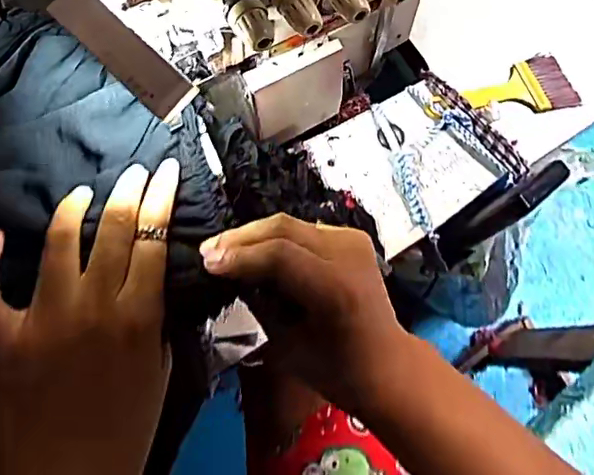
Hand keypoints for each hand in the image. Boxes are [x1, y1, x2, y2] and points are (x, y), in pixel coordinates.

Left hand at [0, 158, 179, 474]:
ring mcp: (43, 322)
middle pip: (116, 229)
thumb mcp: (161, 366)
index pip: (154, 236)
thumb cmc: (126, 429)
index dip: (162, 195)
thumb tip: (152, 273)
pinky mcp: (0, 344)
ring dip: (73, 207)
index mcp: (138, 316)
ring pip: (60, 243)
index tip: (165, 171)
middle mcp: (94, 309)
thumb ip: (159, 315)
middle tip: (136, 171)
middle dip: (130, 189)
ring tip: (82, 193)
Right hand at [199, 214, 414, 416]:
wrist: (386, 363)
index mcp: (335, 287)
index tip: (207, 262)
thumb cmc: (338, 370)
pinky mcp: (352, 236)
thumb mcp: (289, 346)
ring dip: (257, 234)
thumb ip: (263, 303)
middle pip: (286, 228)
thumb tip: (235, 273)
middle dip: (243, 237)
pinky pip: (306, 230)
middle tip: (208, 249)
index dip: (241, 256)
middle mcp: (347, 253)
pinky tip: (256, 249)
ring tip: (224, 247)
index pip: (280, 255)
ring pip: (293, 224)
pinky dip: (279, 237)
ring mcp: (353, 239)